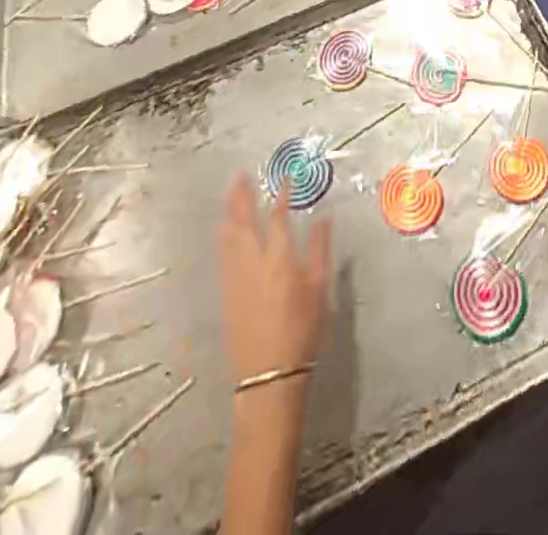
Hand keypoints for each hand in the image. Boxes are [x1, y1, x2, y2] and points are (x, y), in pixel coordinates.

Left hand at [218, 181, 331, 382]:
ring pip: (228, 234)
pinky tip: (225, 227)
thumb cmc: (302, 330)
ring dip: (229, 210)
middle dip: (241, 195)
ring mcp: (235, 274)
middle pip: (243, 219)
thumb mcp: (319, 289)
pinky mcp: (225, 289)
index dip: (282, 195)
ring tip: (230, 193)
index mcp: (280, 258)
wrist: (268, 372)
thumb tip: (324, 218)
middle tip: (240, 175)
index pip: (279, 216)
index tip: (285, 179)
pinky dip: (224, 232)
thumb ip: (320, 249)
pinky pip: (223, 250)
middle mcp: (253, 260)